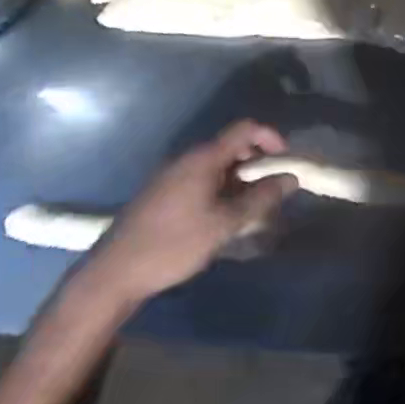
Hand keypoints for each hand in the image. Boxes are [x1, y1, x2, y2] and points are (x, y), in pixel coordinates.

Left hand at [84, 121, 296, 301]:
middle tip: (272, 190)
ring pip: (217, 165)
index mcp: (202, 159)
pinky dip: (221, 189)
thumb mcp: (225, 223)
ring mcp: (172, 176)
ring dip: (240, 179)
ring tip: (251, 207)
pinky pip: (202, 179)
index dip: (271, 138)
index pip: (245, 129)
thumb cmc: (174, 245)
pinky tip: (223, 217)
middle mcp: (187, 159)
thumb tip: (291, 178)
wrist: (113, 274)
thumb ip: (261, 198)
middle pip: (232, 146)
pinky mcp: (163, 193)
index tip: (286, 162)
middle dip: (258, 163)